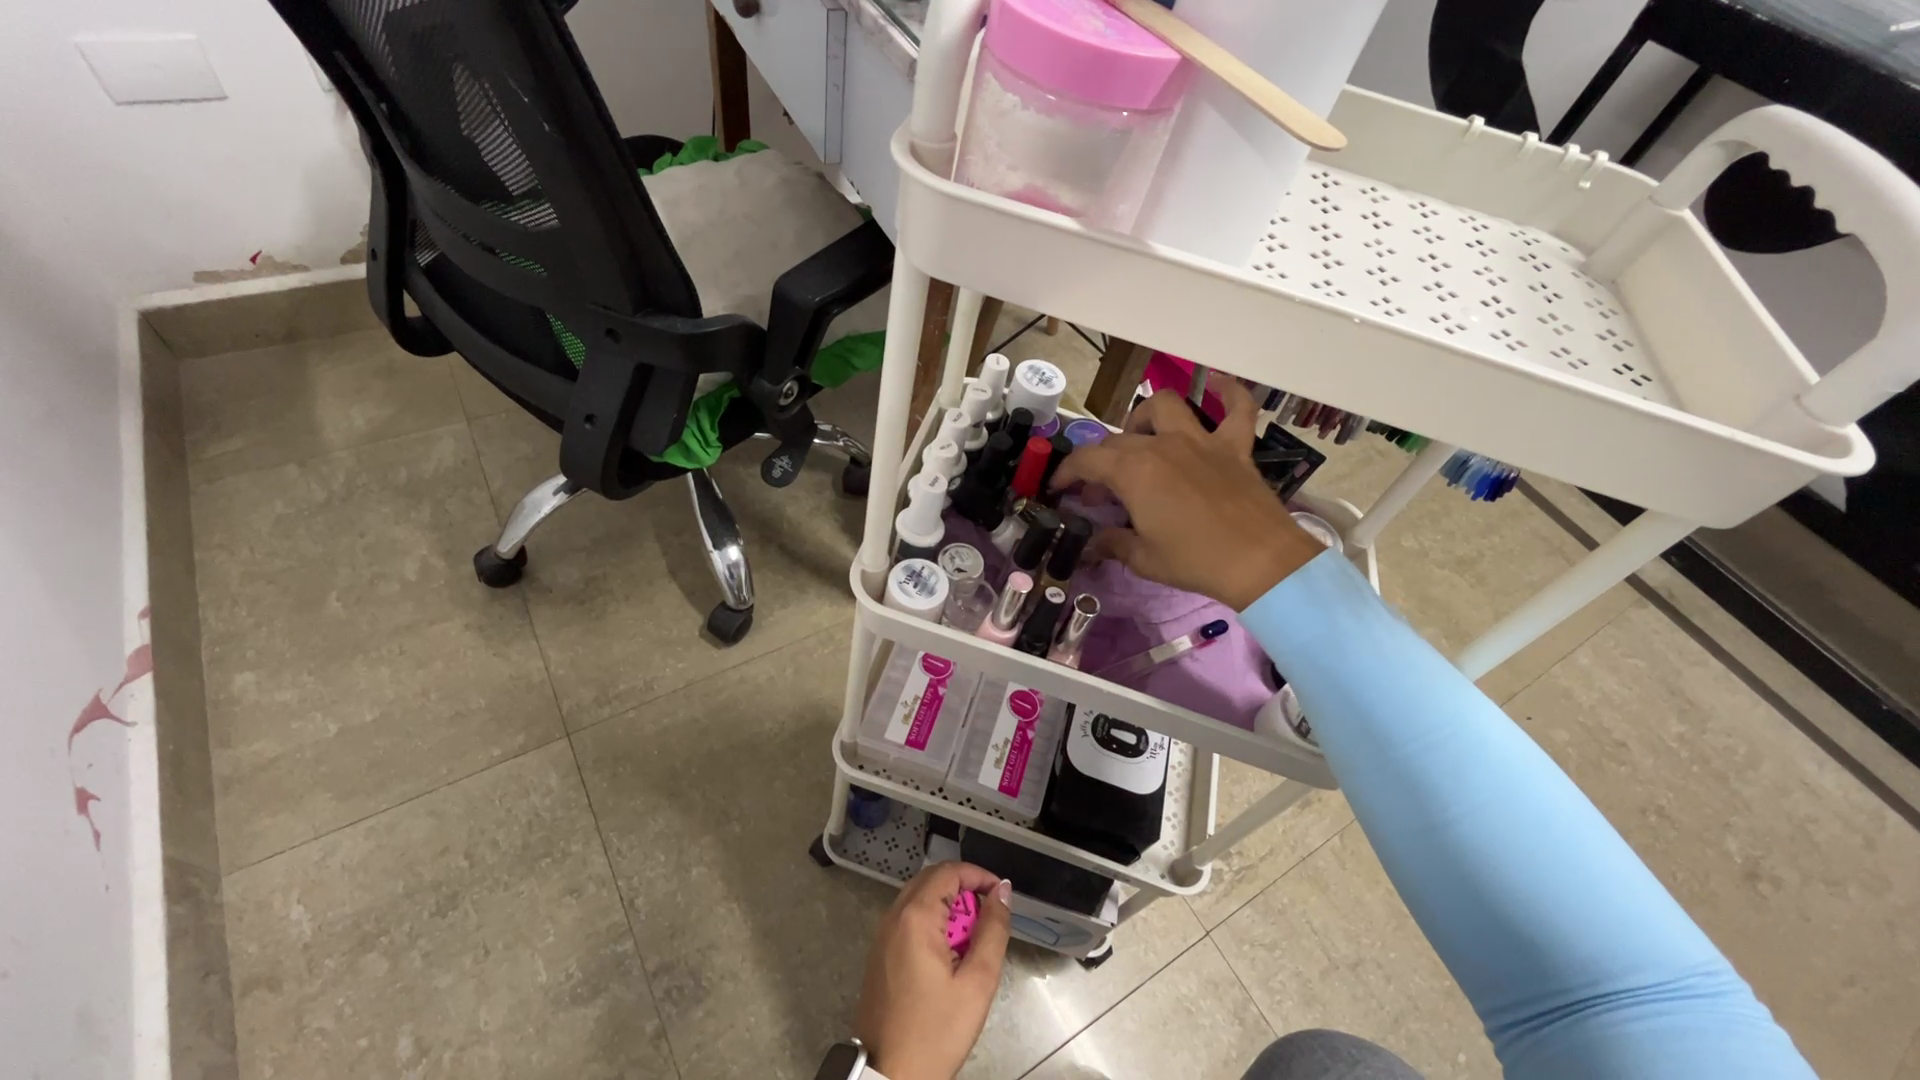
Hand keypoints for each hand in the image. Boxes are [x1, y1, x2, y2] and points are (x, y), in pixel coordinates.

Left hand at [854, 862, 1012, 1079]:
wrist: (889, 1074)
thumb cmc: (937, 1031)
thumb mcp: (977, 982)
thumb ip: (993, 930)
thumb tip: (1001, 891)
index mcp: (915, 918)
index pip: (949, 872)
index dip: (979, 875)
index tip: (1001, 896)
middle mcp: (893, 916)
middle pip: (932, 880)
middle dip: (964, 891)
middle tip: (988, 921)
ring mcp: (881, 934)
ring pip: (919, 898)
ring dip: (948, 908)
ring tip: (972, 942)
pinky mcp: (878, 953)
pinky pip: (907, 919)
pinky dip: (931, 922)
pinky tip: (948, 955)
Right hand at [1050, 382, 1324, 609]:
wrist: (1261, 562)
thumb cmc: (1195, 560)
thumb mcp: (1144, 559)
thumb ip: (1112, 543)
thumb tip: (1092, 543)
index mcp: (1134, 470)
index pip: (1086, 460)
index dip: (1066, 473)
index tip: (1059, 490)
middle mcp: (1163, 444)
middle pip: (1119, 439)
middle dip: (1100, 463)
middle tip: (1100, 494)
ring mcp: (1201, 441)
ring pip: (1164, 406)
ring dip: (1145, 417)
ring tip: (1141, 439)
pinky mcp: (1234, 448)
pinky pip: (1237, 409)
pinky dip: (1229, 393)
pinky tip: (1219, 384)